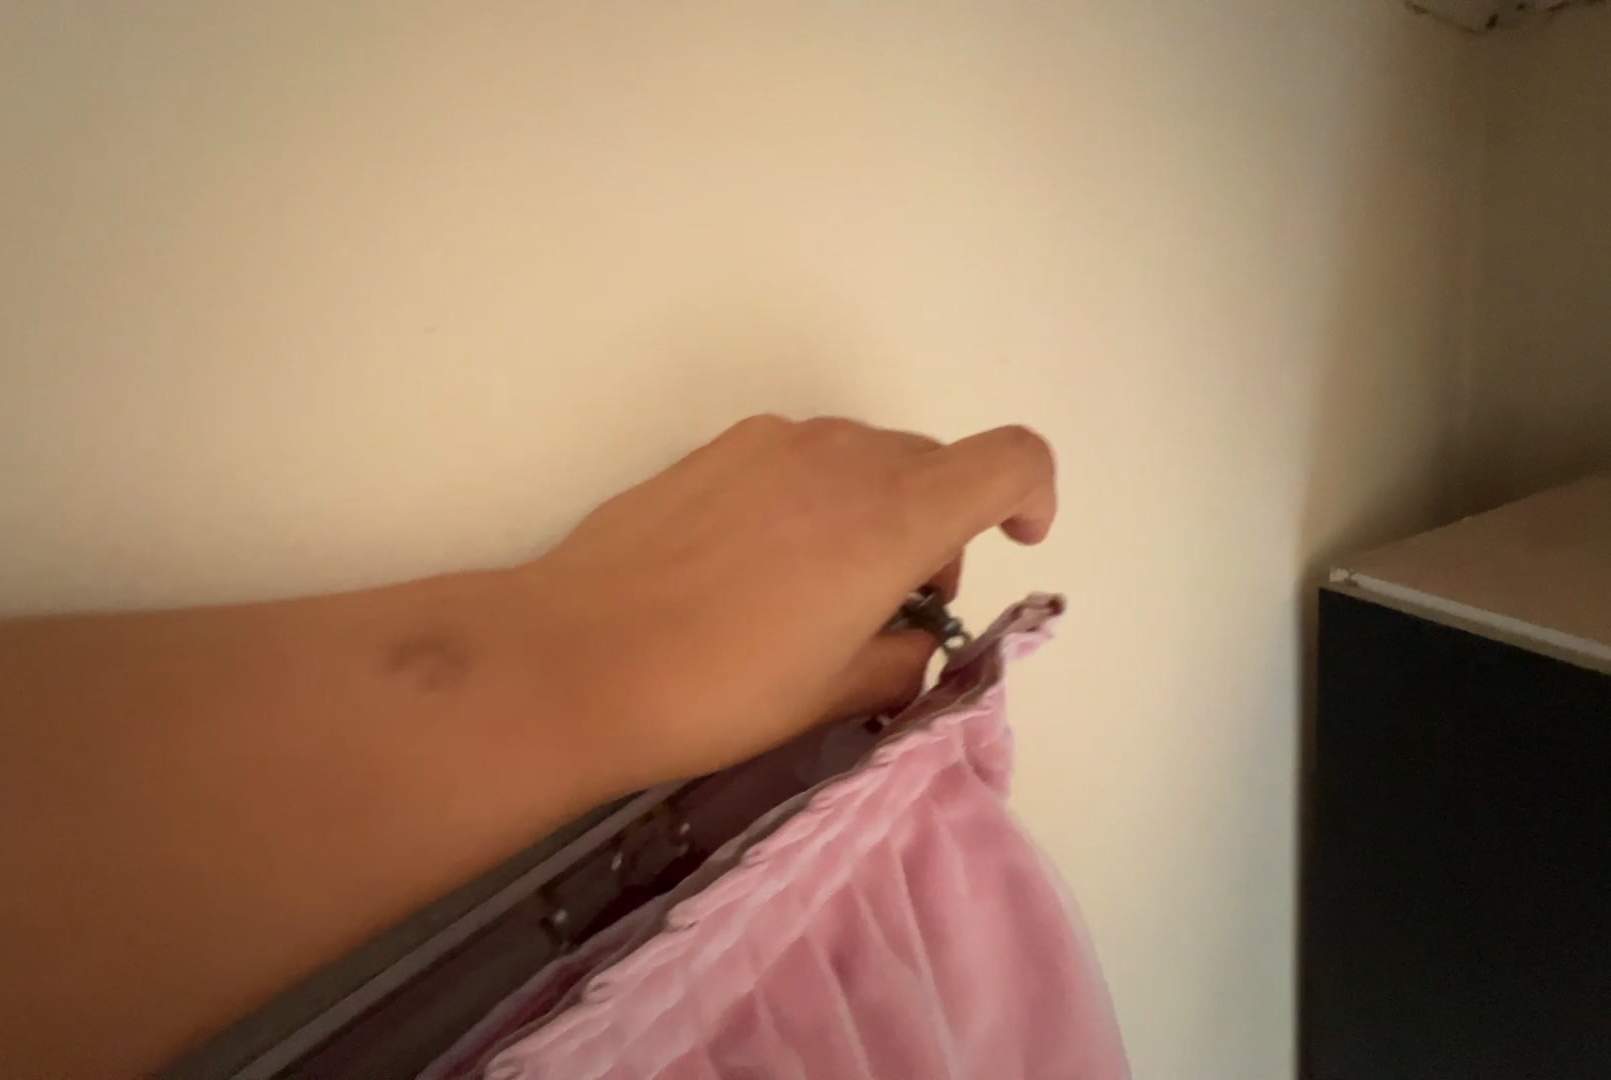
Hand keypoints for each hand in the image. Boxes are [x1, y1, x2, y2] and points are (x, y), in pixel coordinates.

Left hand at [513, 415, 1054, 795]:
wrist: (577, 654)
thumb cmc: (717, 688)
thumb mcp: (831, 692)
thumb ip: (898, 658)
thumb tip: (907, 639)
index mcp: (891, 517)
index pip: (1011, 459)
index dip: (1033, 494)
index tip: (1011, 540)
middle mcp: (842, 456)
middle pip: (934, 466)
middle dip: (939, 527)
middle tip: (888, 603)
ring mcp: (773, 442)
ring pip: (865, 459)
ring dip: (875, 510)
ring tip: (816, 586)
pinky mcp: (718, 447)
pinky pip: (800, 458)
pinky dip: (815, 497)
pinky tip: (756, 560)